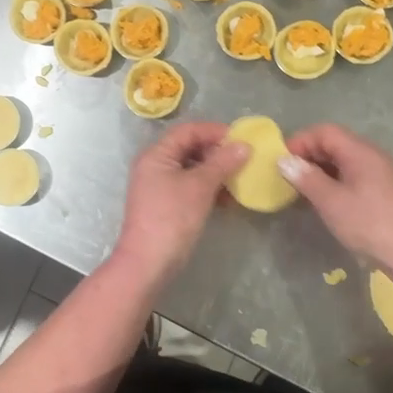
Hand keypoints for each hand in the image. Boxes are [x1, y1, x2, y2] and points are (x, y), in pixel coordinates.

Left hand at [112, 122, 250, 276]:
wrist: (149, 262)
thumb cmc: (172, 217)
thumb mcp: (200, 186)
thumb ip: (222, 163)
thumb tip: (244, 145)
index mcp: (156, 155)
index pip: (188, 131)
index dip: (214, 131)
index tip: (242, 139)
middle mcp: (155, 166)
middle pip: (189, 148)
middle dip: (217, 153)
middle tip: (243, 160)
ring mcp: (159, 186)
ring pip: (191, 169)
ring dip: (216, 172)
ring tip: (239, 180)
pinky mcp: (167, 205)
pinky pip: (190, 188)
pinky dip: (208, 189)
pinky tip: (228, 199)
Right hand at [282, 124, 392, 271]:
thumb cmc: (370, 225)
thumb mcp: (331, 202)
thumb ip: (306, 178)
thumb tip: (284, 160)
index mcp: (361, 152)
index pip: (325, 131)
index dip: (300, 141)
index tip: (281, 162)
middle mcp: (374, 156)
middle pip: (336, 143)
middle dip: (309, 155)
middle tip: (288, 177)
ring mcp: (383, 174)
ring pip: (345, 161)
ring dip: (321, 170)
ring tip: (303, 190)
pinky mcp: (386, 191)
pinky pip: (355, 175)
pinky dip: (336, 181)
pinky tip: (327, 201)